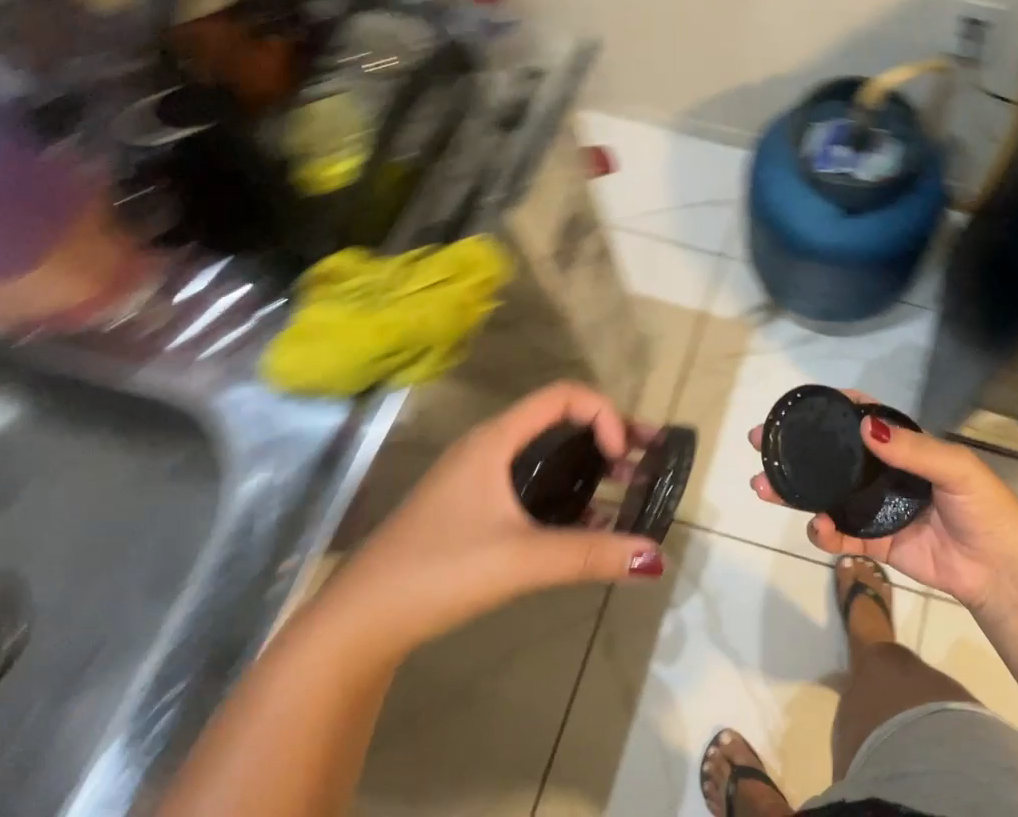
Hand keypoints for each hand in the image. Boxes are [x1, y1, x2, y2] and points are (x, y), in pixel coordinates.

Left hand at [316, 382, 665, 662]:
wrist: (360, 621)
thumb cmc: (438, 571)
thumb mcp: (521, 561)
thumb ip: (591, 555)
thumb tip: (657, 557)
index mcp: (495, 441)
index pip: (564, 396)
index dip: (604, 413)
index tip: (623, 455)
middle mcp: (489, 449)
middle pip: (561, 424)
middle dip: (609, 439)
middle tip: (649, 463)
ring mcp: (479, 481)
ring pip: (548, 458)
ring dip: (591, 469)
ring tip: (631, 493)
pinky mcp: (475, 511)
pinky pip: (534, 487)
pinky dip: (568, 496)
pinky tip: (593, 526)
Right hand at [746, 392, 1017, 611]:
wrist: (999, 569)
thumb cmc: (985, 509)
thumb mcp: (957, 468)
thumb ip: (914, 450)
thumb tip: (866, 427)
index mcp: (907, 449)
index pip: (865, 420)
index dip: (834, 410)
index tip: (801, 405)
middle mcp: (885, 475)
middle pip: (835, 457)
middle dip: (798, 450)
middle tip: (760, 443)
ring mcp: (877, 509)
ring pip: (828, 495)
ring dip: (797, 491)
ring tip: (766, 487)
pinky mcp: (876, 542)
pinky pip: (842, 534)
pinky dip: (824, 532)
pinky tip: (816, 528)